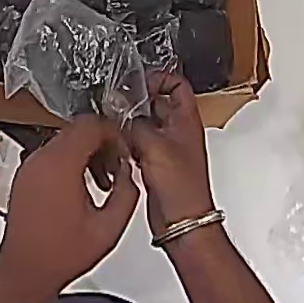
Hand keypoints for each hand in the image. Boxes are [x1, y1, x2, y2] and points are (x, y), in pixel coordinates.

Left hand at [0, 116, 138, 297]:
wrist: (23, 274)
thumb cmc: (58, 255)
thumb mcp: (108, 228)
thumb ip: (127, 193)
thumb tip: (129, 173)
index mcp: (61, 164)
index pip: (91, 124)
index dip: (113, 133)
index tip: (122, 149)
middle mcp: (42, 158)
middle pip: (79, 129)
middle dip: (102, 144)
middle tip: (116, 165)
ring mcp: (30, 166)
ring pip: (66, 140)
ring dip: (88, 153)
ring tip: (101, 180)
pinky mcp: (25, 175)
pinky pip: (52, 154)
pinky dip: (71, 161)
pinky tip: (81, 187)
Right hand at [124, 73, 215, 237]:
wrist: (182, 223)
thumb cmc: (183, 189)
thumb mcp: (156, 147)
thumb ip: (136, 124)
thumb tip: (121, 109)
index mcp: (186, 119)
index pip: (177, 84)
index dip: (160, 79)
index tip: (140, 83)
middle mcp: (178, 130)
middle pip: (157, 103)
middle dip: (138, 101)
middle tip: (120, 103)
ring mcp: (167, 146)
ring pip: (146, 123)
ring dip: (131, 123)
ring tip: (116, 123)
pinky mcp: (155, 162)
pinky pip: (139, 143)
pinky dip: (128, 141)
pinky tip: (118, 145)